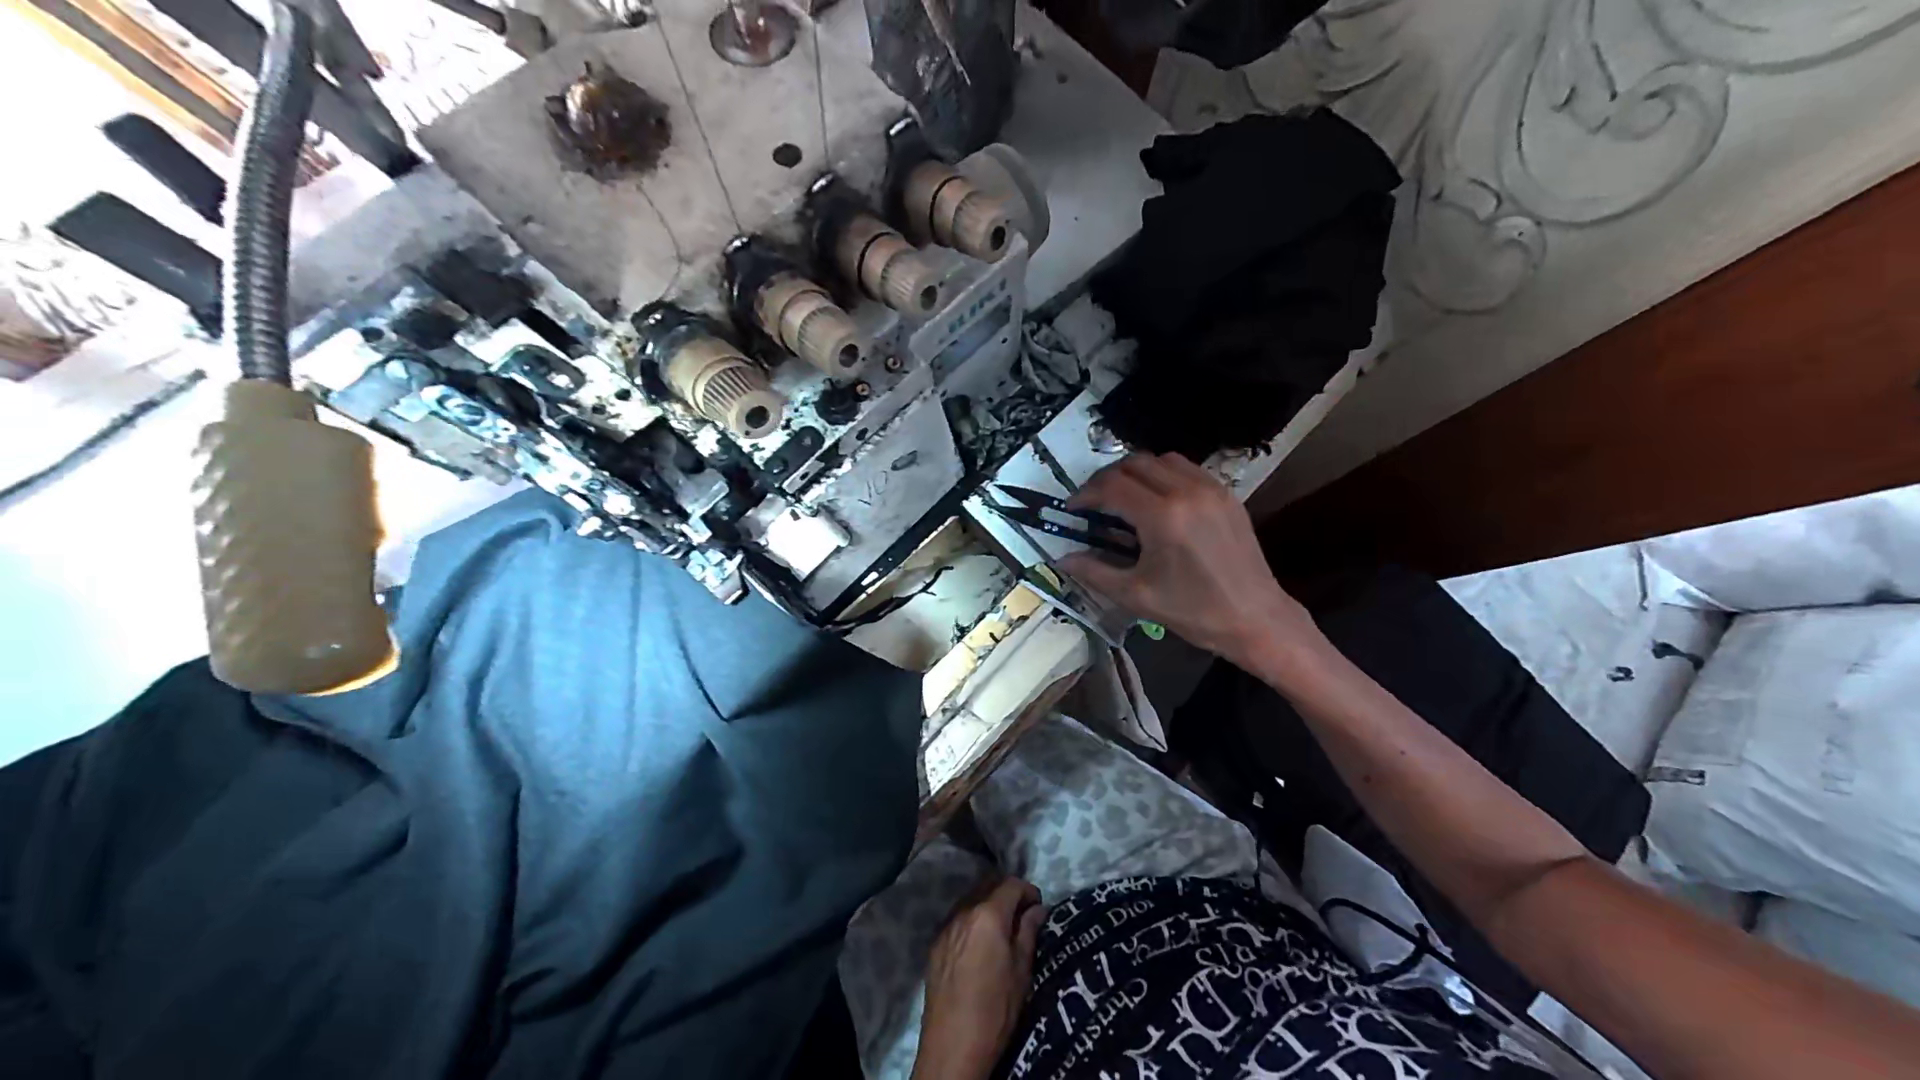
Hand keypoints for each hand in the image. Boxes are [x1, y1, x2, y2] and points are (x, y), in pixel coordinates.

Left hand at [912, 877, 1045, 1079]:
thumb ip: (1028, 932)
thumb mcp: (1022, 972)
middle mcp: (963, 911)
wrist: (953, 1046)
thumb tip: (1037, 909)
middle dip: (1007, 894)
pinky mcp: (935, 944)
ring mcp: (945, 927)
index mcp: (988, 915)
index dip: (1028, 890)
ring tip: (1001, 930)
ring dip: (988, 905)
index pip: (1010, 884)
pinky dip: (972, 919)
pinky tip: (979, 943)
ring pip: (970, 900)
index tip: (1038, 907)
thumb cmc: (996, 1010)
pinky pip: (957, 918)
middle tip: (1022, 916)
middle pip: (988, 885)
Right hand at [1059, 454, 1322, 672]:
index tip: (1072, 509)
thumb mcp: (1136, 595)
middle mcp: (1186, 491)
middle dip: (1107, 479)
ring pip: (1162, 459)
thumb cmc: (1193, 611)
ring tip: (1124, 497)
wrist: (1255, 618)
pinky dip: (1164, 475)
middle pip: (1134, 463)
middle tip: (1094, 502)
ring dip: (1136, 472)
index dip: (1085, 494)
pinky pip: (1188, 469)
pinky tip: (1158, 501)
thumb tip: (1061, 559)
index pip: (1112, 487)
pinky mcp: (1226, 495)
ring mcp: (1211, 489)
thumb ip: (1094, 571)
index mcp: (1162, 517)